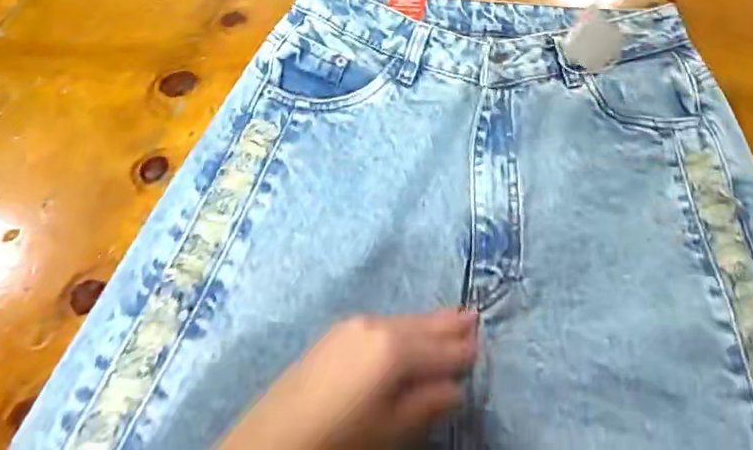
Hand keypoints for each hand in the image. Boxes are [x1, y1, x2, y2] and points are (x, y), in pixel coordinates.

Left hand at [215, 310, 478, 449]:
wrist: (269, 441)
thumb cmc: (338, 442)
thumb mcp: (389, 431)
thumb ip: (425, 404)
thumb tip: (455, 387)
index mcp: (394, 348)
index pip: (441, 349)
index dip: (463, 350)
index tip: (484, 343)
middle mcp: (378, 324)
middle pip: (422, 325)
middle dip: (449, 324)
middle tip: (474, 315)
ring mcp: (354, 324)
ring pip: (403, 321)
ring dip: (428, 322)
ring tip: (451, 317)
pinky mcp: (337, 332)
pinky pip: (384, 323)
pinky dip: (404, 327)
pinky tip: (409, 332)